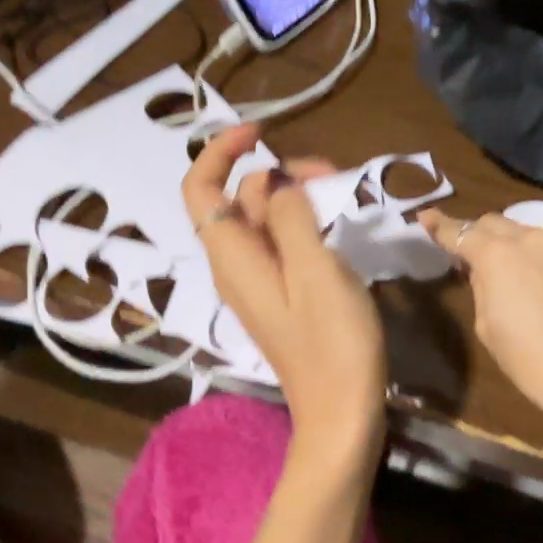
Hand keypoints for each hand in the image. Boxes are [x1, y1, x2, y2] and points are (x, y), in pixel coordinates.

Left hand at [182, 125, 386, 457]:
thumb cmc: (333, 341)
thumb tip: (276, 181)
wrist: (342, 410)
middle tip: (332, 176)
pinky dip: (302, 225)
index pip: (199, 188)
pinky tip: (335, 231)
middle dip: (278, 174)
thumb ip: (291, 218)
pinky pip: (281, 246)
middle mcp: (236, 266)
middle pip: (239, 199)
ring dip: (294, 198)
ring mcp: (258, 284)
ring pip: (263, 221)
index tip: (263, 132)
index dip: (220, 152)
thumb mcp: (315, 270)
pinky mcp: (281, 297)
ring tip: (339, 198)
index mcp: (233, 257)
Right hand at [420, 210, 542, 455]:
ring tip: (515, 277)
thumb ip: (482, 285)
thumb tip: (485, 269)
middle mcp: (531, 238)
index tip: (426, 217)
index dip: (440, 225)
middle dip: (479, 235)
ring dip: (515, 248)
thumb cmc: (527, 357)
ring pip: (530, 235)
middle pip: (495, 224)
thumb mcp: (486, 324)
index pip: (460, 232)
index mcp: (497, 254)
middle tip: (471, 256)